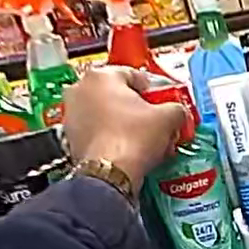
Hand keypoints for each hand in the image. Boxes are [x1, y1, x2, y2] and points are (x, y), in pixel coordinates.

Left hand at [61, 66, 186, 183]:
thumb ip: (176, 108)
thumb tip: (178, 111)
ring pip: (107, 113)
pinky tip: (129, 149)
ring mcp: (72, 114)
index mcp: (101, 76)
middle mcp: (80, 89)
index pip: (135, 75)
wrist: (110, 173)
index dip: (155, 91)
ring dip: (125, 122)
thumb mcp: (168, 118)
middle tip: (156, 121)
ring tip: (144, 138)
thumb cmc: (132, 139)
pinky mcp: (70, 136)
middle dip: (138, 108)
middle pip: (118, 94)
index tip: (164, 102)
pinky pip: (98, 131)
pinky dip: (112, 136)